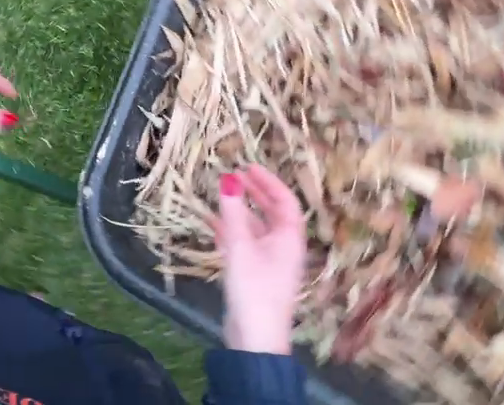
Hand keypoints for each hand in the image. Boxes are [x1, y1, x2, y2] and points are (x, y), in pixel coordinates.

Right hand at [215, 164, 306, 354]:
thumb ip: (232, 212)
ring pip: (256, 228)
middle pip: (272, 213)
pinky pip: (246, 243)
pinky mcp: (256, 275)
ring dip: (240, 210)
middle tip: (235, 175)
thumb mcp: (240, 246)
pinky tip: (214, 224)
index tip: (249, 166)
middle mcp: (283, 248)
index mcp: (289, 239)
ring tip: (221, 195)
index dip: (269, 181)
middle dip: (254, 192)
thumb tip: (228, 179)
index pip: (286, 201)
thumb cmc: (253, 288)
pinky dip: (232, 230)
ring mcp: (270, 262)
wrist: (254, 338)